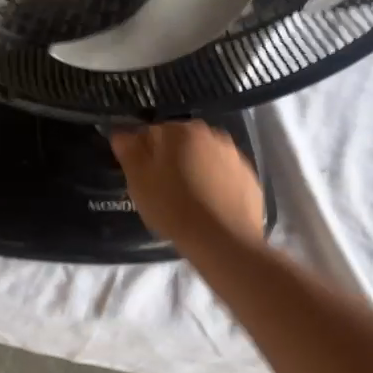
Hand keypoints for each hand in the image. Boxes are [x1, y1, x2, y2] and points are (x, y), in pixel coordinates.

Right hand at [107, 121, 264, 247]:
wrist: (223, 242)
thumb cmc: (173, 208)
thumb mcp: (139, 181)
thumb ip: (129, 152)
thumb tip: (121, 134)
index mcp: (181, 131)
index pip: (153, 132)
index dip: (144, 154)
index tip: (141, 176)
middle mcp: (211, 134)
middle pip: (182, 143)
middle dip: (171, 160)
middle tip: (162, 189)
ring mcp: (234, 156)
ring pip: (205, 158)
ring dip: (195, 170)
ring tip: (187, 200)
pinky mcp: (250, 178)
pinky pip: (224, 175)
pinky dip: (216, 184)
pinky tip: (209, 207)